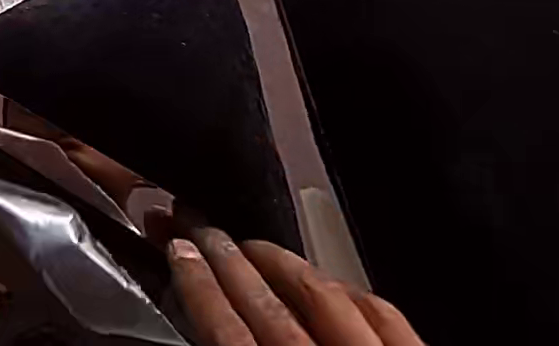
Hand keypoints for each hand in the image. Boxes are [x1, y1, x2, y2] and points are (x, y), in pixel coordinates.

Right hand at [168, 228, 424, 345]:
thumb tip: (204, 320)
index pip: (228, 333)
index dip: (197, 284)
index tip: (176, 247)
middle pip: (268, 307)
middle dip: (226, 258)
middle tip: (197, 224)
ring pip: (322, 295)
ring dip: (278, 261)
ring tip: (249, 243)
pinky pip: (381, 313)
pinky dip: (346, 287)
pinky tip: (325, 275)